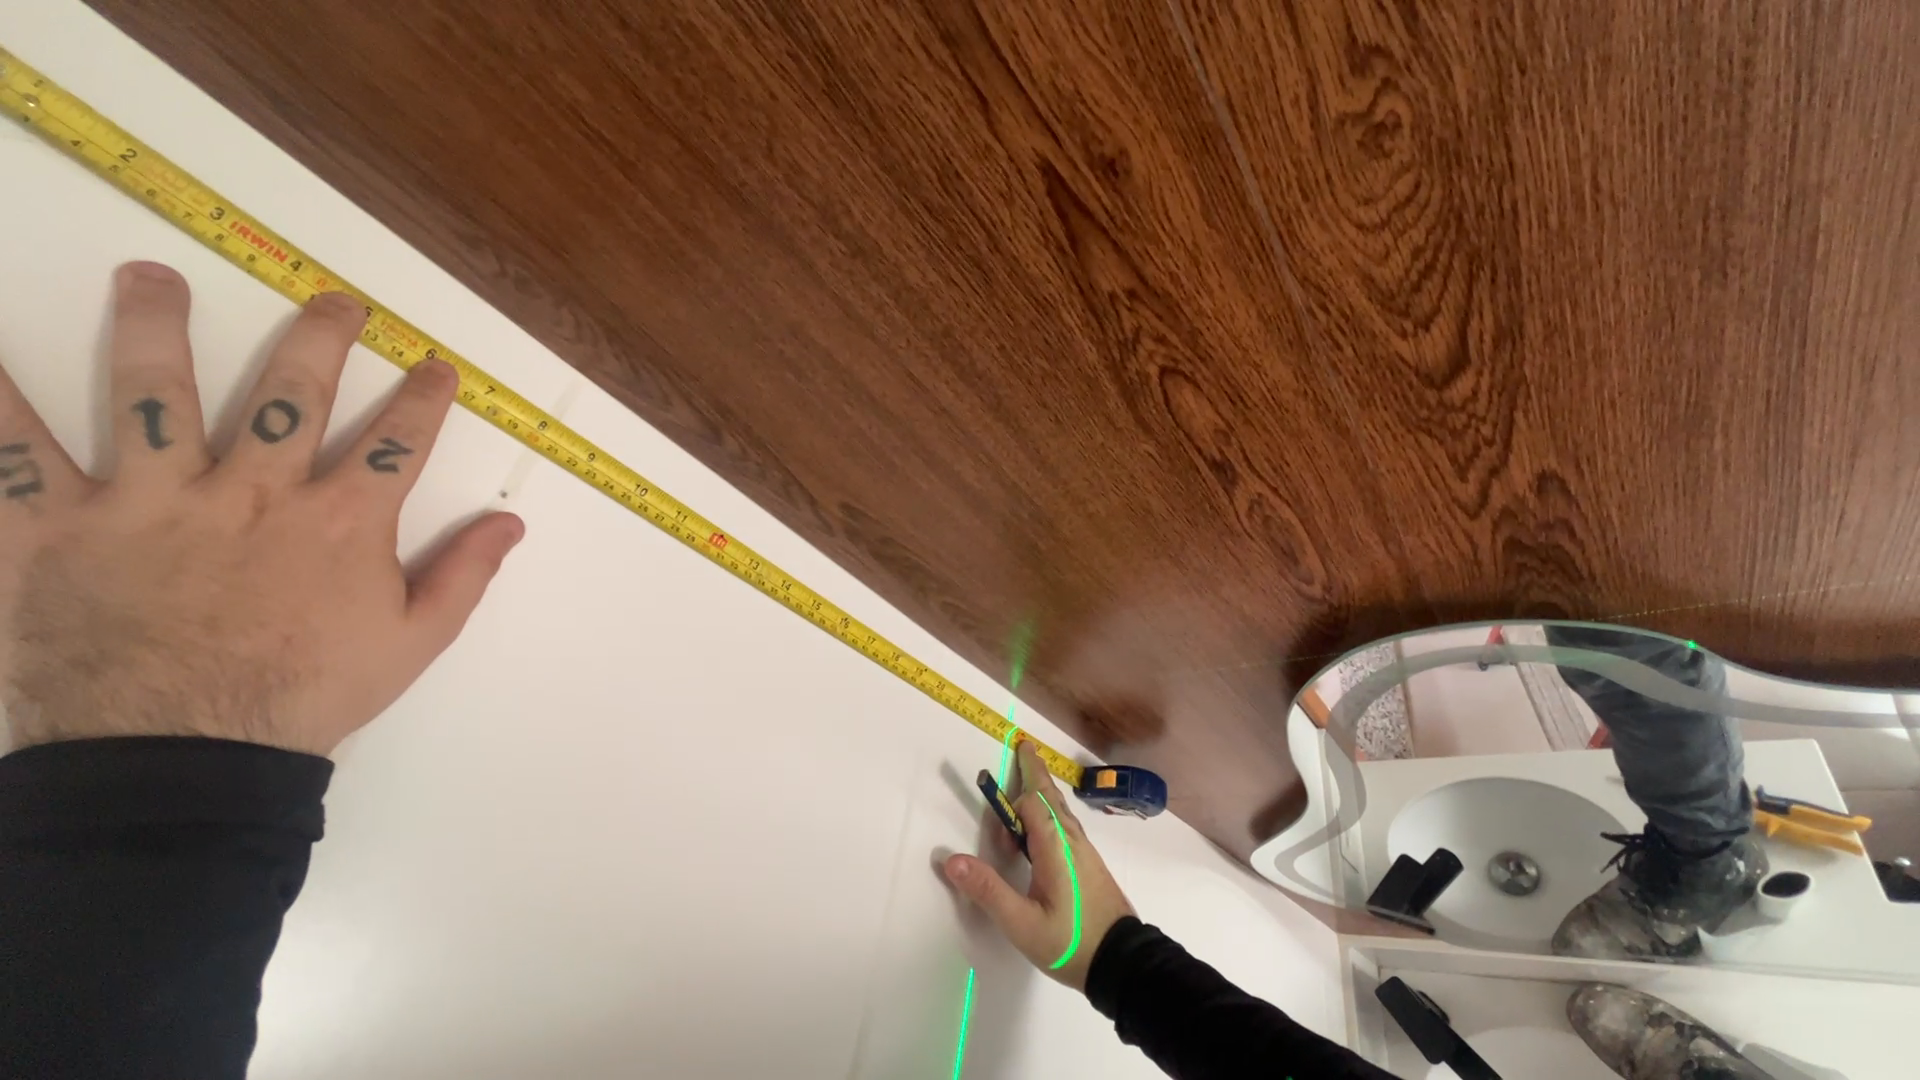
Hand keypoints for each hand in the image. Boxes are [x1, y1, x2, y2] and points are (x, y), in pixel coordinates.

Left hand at [0, 261, 522, 756]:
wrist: (187, 754)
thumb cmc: (310, 692)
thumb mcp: (416, 640)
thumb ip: (466, 574)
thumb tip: (513, 520)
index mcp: (341, 522)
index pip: (398, 441)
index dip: (424, 399)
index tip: (435, 367)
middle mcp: (253, 493)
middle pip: (291, 396)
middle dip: (320, 341)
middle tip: (333, 302)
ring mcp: (152, 503)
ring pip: (152, 397)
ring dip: (156, 331)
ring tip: (154, 278)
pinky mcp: (56, 529)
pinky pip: (10, 457)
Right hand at [941, 740, 1135, 990]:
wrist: (1124, 962)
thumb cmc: (1072, 942)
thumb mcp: (1022, 923)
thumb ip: (988, 890)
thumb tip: (951, 860)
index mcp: (1055, 846)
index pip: (1032, 803)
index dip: (1009, 807)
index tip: (995, 818)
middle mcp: (1072, 840)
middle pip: (1051, 796)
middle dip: (1035, 770)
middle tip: (1025, 745)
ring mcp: (1085, 852)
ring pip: (1062, 810)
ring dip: (1045, 790)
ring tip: (1034, 776)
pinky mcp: (1090, 865)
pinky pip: (1068, 824)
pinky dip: (1053, 810)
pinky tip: (1048, 825)